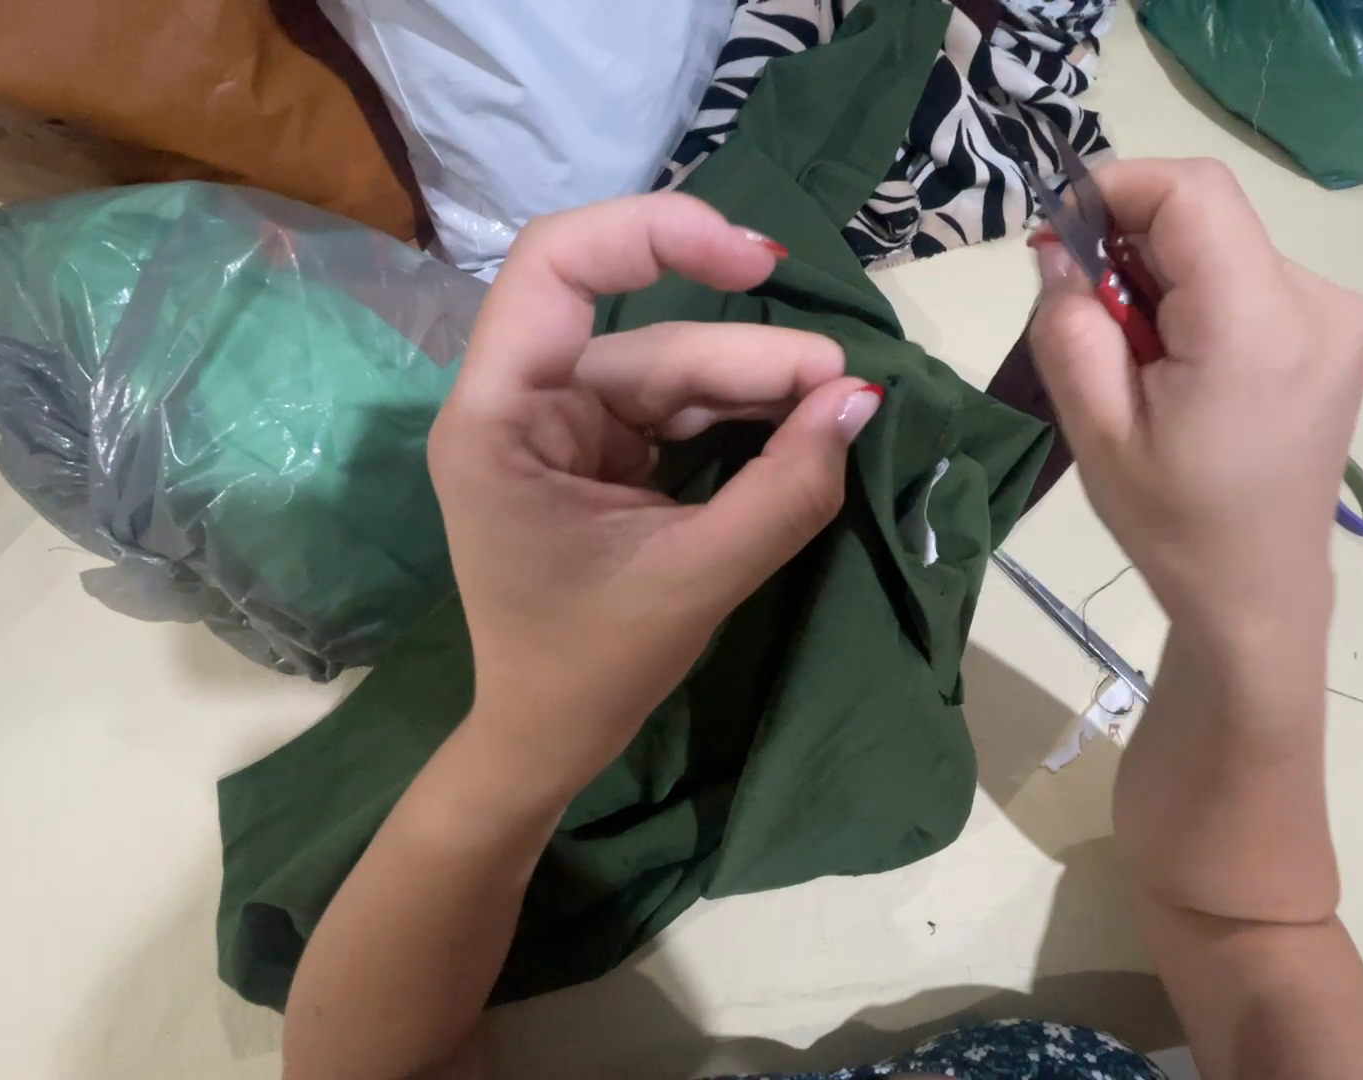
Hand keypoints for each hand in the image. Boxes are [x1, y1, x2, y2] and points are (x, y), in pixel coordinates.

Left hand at [428, 193, 881, 801]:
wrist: (552, 734)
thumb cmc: (592, 668)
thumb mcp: (696, 578)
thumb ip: (783, 491)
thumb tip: (861, 400)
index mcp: (501, 419)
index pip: (558, 265)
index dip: (657, 234)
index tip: (757, 262)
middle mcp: (523, 405)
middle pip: (648, 342)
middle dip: (750, 362)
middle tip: (845, 390)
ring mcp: (565, 429)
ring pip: (674, 374)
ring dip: (756, 389)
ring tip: (835, 408)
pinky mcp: (602, 454)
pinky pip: (679, 413)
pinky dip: (739, 418)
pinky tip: (796, 426)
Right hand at [1029, 159, 1362, 636]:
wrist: (1254, 586)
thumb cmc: (1168, 522)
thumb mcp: (1095, 430)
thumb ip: (1069, 330)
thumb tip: (1056, 252)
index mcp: (1255, 325)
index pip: (1191, 193)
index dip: (1114, 187)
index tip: (1053, 232)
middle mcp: (1317, 299)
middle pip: (1205, 221)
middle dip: (1125, 249)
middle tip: (1078, 319)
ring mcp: (1337, 314)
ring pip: (1222, 251)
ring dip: (1156, 282)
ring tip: (1128, 363)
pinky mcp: (1335, 332)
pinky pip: (1246, 281)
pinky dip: (1192, 301)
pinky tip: (1173, 367)